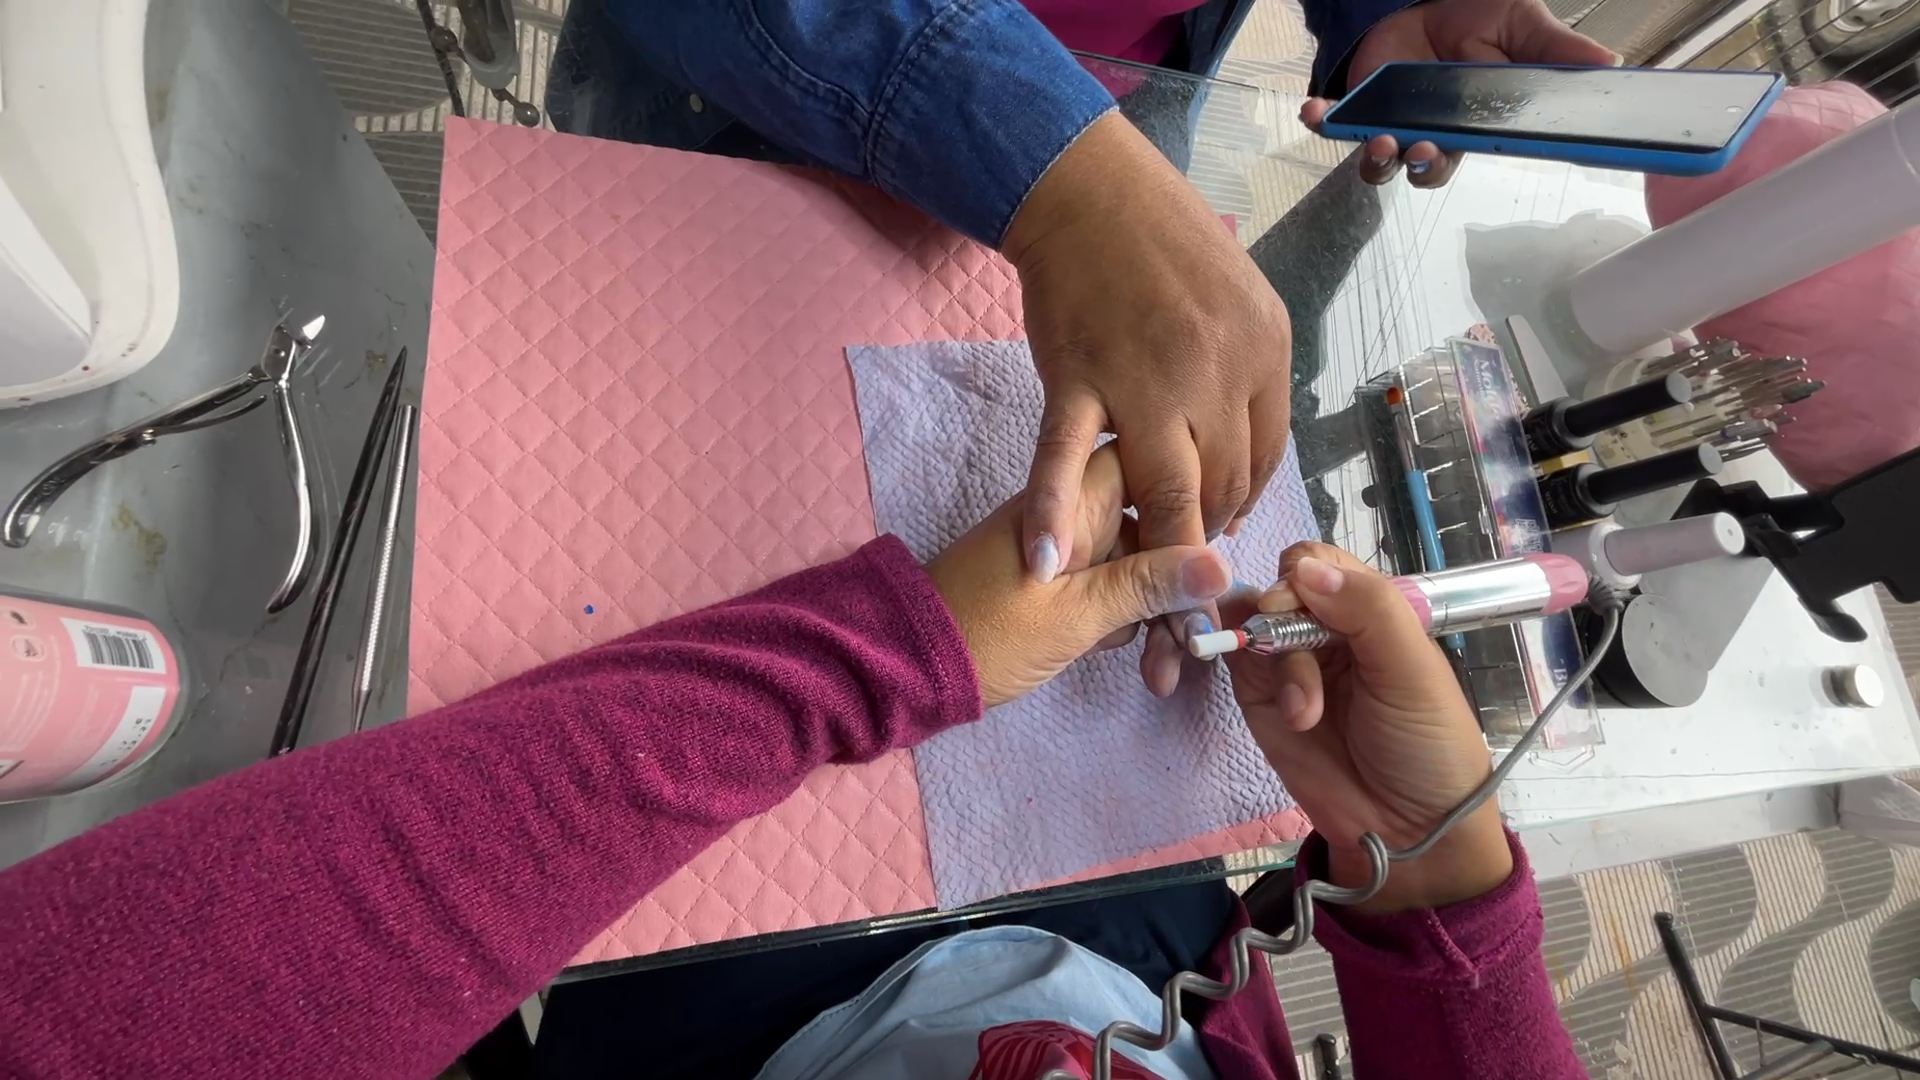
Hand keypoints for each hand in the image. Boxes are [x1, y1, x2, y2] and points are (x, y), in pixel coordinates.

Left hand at [927, 445, 1230, 706]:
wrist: (912, 665)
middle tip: (1185, 650)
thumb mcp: (1074, 615)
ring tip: (1151, 668)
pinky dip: (1112, 621)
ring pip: (1129, 568)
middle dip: (1171, 590)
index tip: (1213, 573)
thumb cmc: (989, 634)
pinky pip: (1101, 589)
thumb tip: (1223, 566)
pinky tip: (1110, 652)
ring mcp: (1060, 549)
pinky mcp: (1050, 581)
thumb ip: (1147, 586)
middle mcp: (1069, 515)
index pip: (1148, 474)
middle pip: (1147, 532)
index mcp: (1072, 502)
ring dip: (1145, 616)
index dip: (1188, 513)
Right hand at [1001, 112, 1290, 583]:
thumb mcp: (1241, 304)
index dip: (1240, 507)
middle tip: (1178, 570)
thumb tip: (1236, 468)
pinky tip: (1046, 562)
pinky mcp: (1075, 381)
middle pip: (1219, 484)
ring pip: (1161, 486)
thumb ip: (1249, 383)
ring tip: (1140, 582)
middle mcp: (1213, 369)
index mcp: (1262, 350)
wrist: (1089, 197)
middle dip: (1202, 537)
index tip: (1214, 529)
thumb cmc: (1167, 249)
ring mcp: (1142, 377)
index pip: (1264, 459)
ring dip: (1153, 547)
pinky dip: (1053, 511)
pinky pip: (1064, 457)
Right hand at [1220, 543, 1510, 911]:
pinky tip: (1264, 698)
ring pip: (1249, 621)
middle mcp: (1323, 626)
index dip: (1299, 574)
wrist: (1401, 830)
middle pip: (1276, 588)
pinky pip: (1229, 653)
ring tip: (1300, 715)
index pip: (1319, 563)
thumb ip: (1367, 612)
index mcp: (1369, 611)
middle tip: (1284, 651)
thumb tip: (1301, 567)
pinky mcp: (1256, 688)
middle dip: (1275, 616)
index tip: (1291, 603)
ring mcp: (1285, 657)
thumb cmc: (1425, 745)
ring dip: (1267, 658)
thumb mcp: (1412, 672)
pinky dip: (1225, 656)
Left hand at [1300, 0, 1615, 187]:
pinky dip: (1320, 118)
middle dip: (1412, 165)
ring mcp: (1384, 122)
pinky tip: (1313, 110)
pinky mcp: (1352, 107)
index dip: (1443, 165)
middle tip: (1416, 150)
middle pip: (1411, 169)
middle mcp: (1419, 133)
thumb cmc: (1473, 18)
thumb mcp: (1520, 28)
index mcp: (1459, 126)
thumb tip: (1611, 67)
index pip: (1451, 160)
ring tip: (1380, 140)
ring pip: (1373, 161)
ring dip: (1373, 157)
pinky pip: (1331, 122)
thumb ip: (1553, 52)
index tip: (1440, 157)